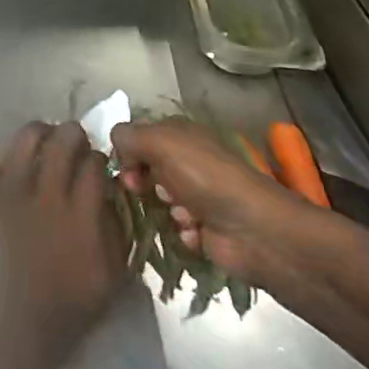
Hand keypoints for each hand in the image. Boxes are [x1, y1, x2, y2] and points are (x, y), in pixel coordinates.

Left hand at [0, 122, 123, 351]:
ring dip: (40, 132)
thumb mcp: (116, 269)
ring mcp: (14, 196)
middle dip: (75, 134)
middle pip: (62, 141)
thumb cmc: (76, 297)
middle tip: (78, 147)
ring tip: (47, 142)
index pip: (94, 164)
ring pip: (24, 140)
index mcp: (81, 216)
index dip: (101, 158)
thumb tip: (110, 189)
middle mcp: (46, 197)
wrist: (25, 320)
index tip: (102, 166)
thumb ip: (116, 224)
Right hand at [112, 119, 334, 283]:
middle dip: (141, 181)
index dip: (128, 151)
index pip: (142, 136)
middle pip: (149, 169)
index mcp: (182, 135)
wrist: (253, 229)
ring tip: (180, 215)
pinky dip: (183, 232)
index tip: (122, 168)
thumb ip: (129, 136)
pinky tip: (194, 233)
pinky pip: (178, 228)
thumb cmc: (204, 178)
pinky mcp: (206, 228)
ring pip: (161, 200)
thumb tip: (115, 142)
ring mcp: (200, 195)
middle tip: (141, 190)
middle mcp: (191, 161)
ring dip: (164, 209)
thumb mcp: (160, 143)